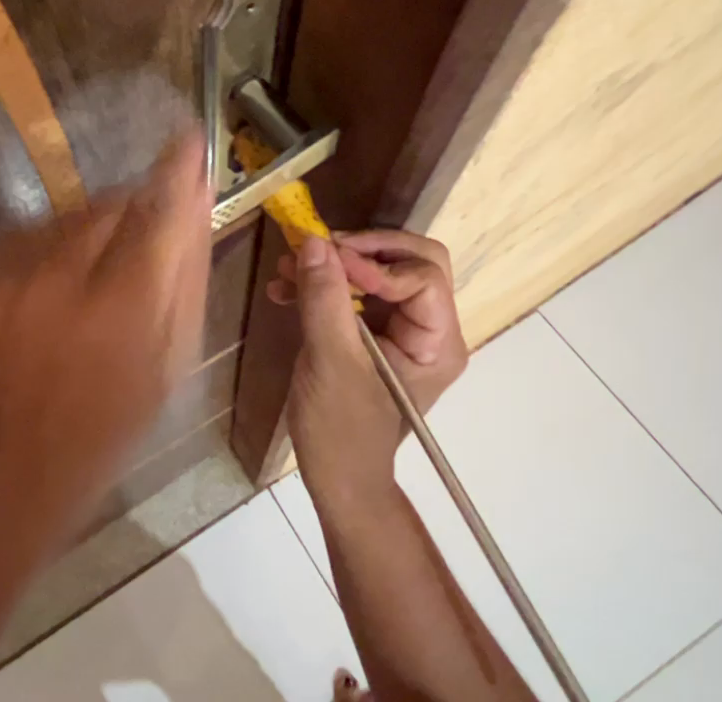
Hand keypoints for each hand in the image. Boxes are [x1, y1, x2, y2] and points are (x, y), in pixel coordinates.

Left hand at [0, 131, 211, 515]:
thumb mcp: (176, 349)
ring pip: (68, 219)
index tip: (189, 137)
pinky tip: (54, 292)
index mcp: (122, 301)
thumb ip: (187, 268)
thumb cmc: (122, 407)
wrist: (29, 449)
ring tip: (92, 282)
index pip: (156, 212)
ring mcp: (11, 275)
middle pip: (110, 206)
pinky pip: (30, 237)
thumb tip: (198, 196)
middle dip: (132, 212)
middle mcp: (61, 276)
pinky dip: (50, 252)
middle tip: (138, 247)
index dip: (175, 172)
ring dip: (90, 233)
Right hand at [269, 230, 467, 499]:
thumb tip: (314, 240)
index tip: (329, 260)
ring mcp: (399, 331)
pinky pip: (354, 295)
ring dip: (333, 266)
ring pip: (378, 273)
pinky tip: (285, 291)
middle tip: (316, 248)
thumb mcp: (331, 360)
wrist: (336, 480)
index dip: (376, 263)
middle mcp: (427, 329)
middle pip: (408, 263)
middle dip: (360, 251)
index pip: (422, 276)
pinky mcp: (371, 336)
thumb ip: (325, 298)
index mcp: (436, 341)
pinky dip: (322, 287)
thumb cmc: (341, 430)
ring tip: (286, 268)